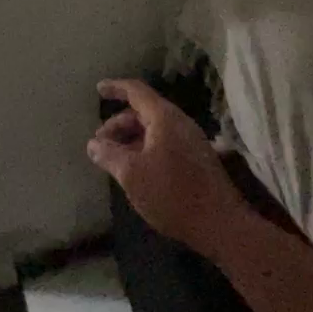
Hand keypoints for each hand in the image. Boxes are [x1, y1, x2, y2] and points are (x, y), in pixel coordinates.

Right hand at [86, 78, 254, 258]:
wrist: (220, 223)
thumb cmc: (172, 194)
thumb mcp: (132, 175)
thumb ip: (109, 155)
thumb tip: (93, 144)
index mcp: (164, 118)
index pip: (136, 91)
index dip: (115, 88)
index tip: (97, 89)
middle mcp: (179, 123)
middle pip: (143, 112)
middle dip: (118, 123)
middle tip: (99, 142)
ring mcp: (190, 141)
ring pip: (154, 130)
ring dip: (131, 139)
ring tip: (113, 159)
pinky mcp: (195, 159)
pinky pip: (164, 143)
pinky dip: (145, 149)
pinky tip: (135, 170)